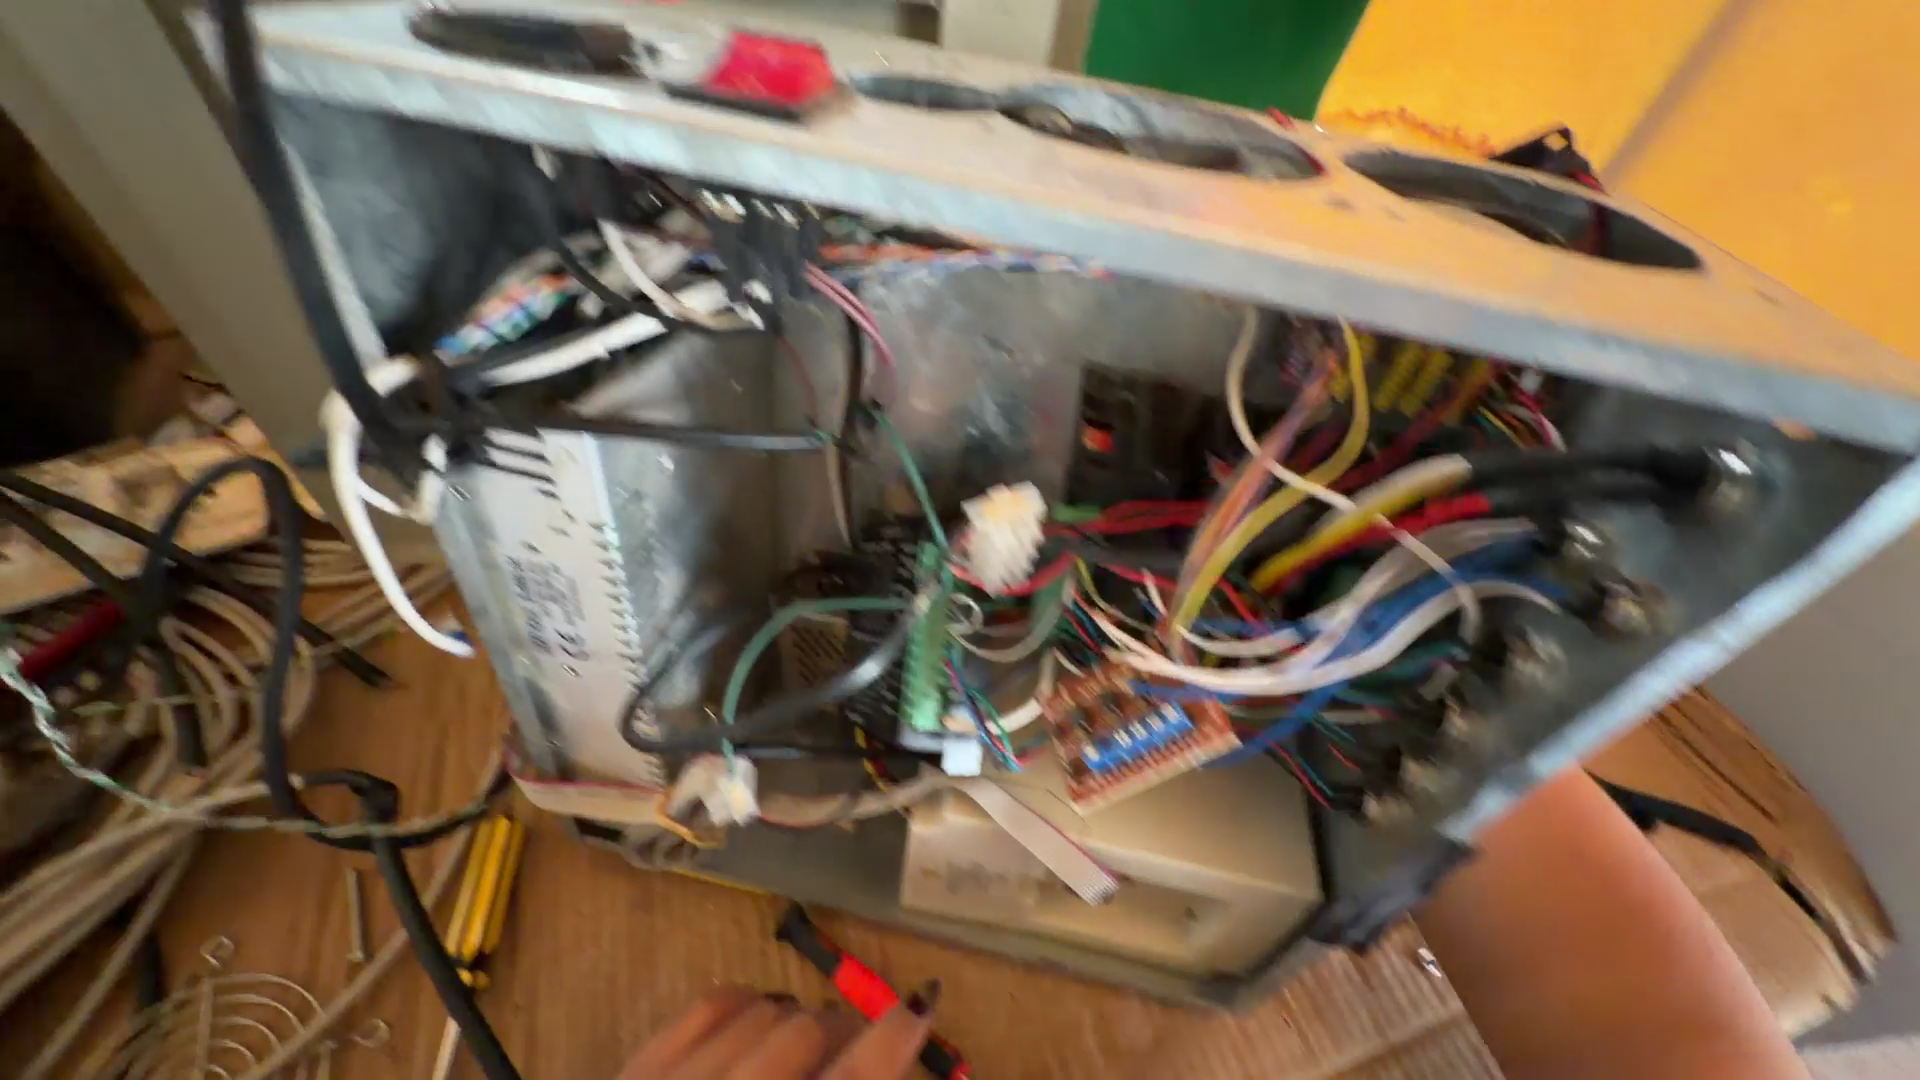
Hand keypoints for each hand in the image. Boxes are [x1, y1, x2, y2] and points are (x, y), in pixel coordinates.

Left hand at [619, 983, 938, 1079]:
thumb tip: (882, 1069)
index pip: (851, 1078)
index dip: (895, 1037)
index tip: (923, 1003)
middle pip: (810, 1031)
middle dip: (843, 1033)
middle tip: (850, 1051)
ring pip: (765, 1011)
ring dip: (794, 1023)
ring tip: (798, 1052)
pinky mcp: (636, 1068)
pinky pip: (712, 1002)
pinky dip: (745, 1003)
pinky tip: (756, 1023)